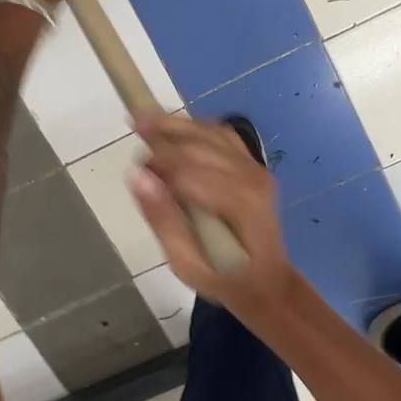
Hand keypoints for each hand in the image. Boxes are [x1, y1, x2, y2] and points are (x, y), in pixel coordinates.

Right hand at [130, 116, 299, 318]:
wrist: (268, 283)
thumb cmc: (225, 279)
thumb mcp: (187, 264)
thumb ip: (164, 221)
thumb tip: (139, 178)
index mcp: (239, 204)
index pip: (189, 169)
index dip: (158, 161)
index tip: (135, 166)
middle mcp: (252, 178)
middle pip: (200, 144)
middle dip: (164, 133)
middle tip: (132, 125)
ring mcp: (257, 169)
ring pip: (212, 132)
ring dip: (179, 123)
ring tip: (146, 117)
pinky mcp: (255, 167)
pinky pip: (224, 136)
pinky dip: (198, 127)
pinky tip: (176, 129)